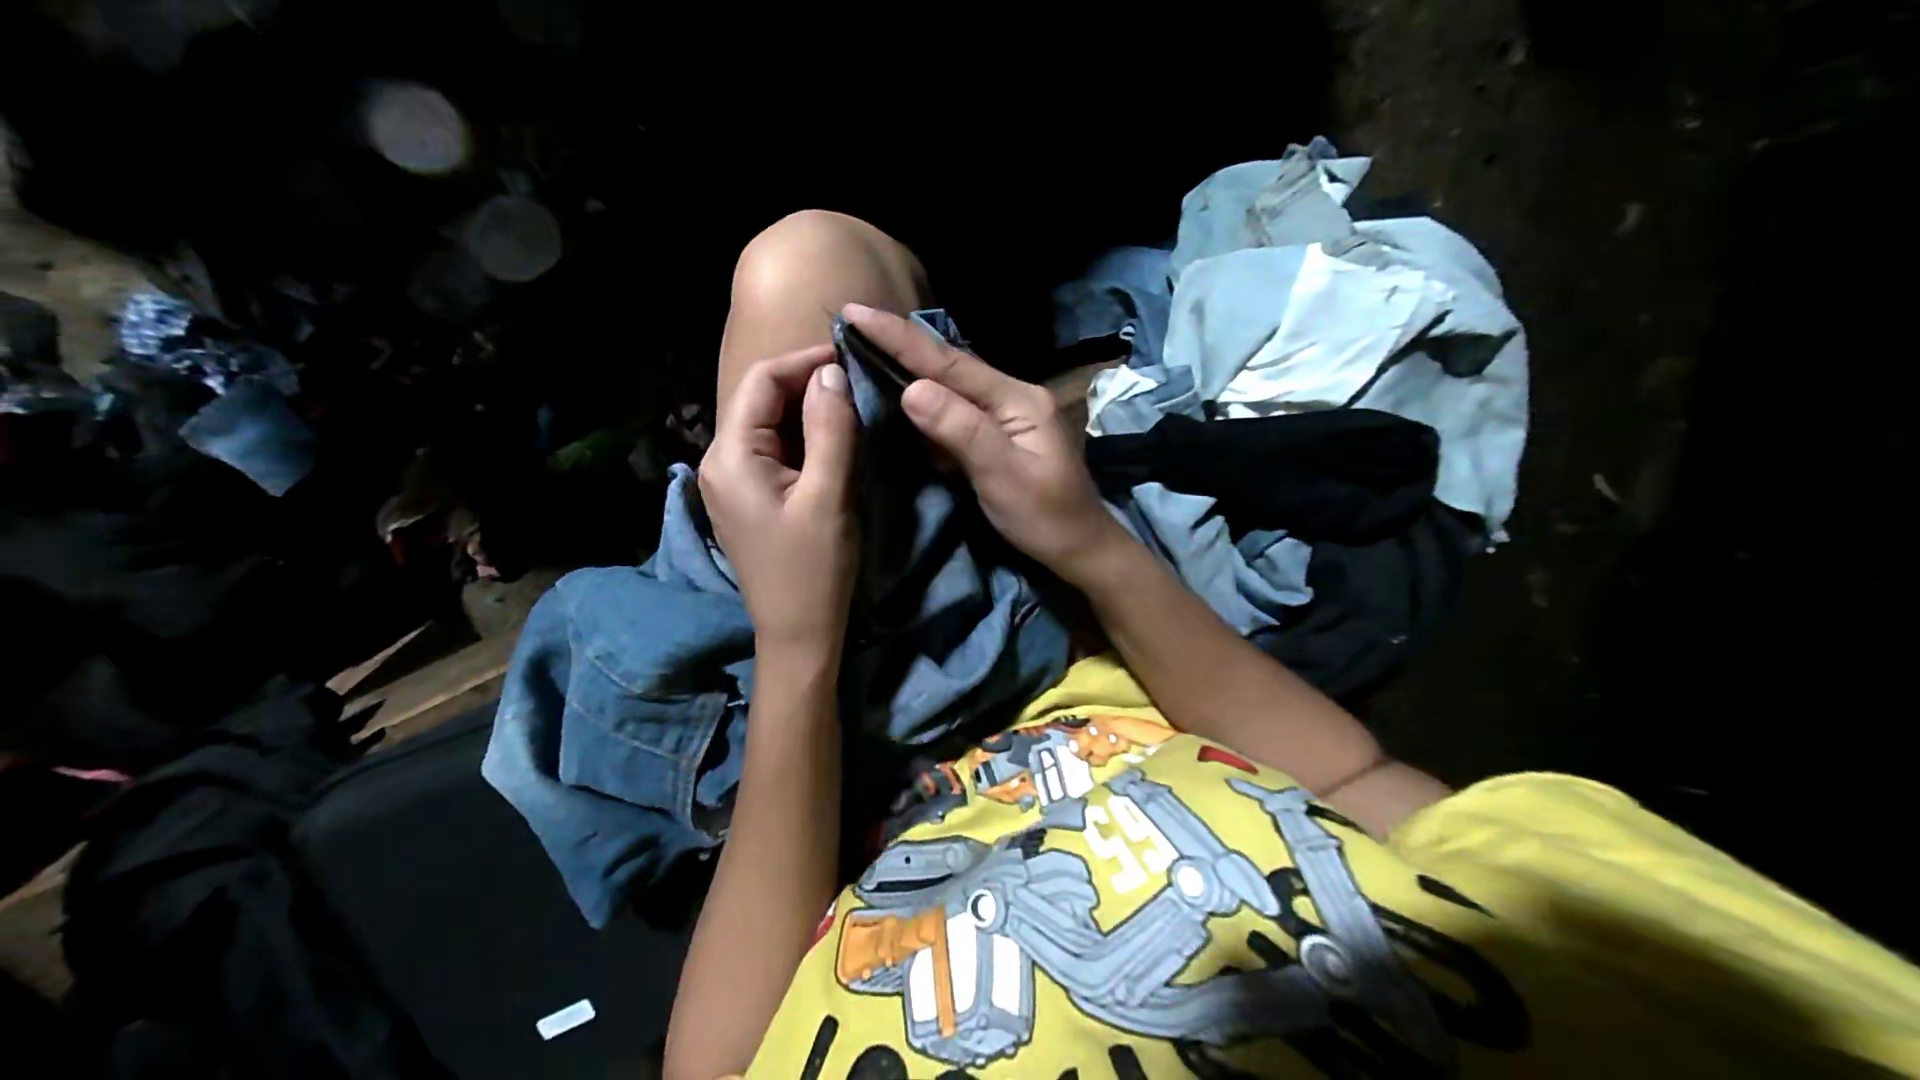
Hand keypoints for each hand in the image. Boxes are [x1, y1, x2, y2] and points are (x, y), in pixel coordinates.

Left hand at [698, 344, 858, 656]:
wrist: (798, 633)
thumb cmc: (813, 568)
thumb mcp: (829, 495)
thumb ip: (830, 428)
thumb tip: (832, 371)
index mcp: (730, 456)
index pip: (761, 381)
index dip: (804, 360)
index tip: (849, 358)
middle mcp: (720, 462)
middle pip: (761, 400)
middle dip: (807, 384)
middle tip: (857, 383)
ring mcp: (731, 482)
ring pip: (770, 425)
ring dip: (808, 411)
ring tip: (852, 407)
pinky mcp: (749, 498)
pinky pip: (774, 451)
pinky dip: (804, 438)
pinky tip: (833, 441)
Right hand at [841, 303, 1129, 582]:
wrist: (1081, 548)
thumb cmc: (1047, 517)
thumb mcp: (1004, 475)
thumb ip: (961, 430)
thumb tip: (911, 388)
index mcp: (1017, 398)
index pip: (950, 363)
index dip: (901, 338)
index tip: (856, 313)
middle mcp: (1012, 397)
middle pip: (950, 366)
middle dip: (901, 343)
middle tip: (854, 320)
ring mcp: (1006, 416)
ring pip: (950, 387)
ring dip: (910, 368)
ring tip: (868, 347)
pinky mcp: (997, 437)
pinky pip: (954, 412)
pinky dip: (925, 402)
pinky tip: (901, 394)